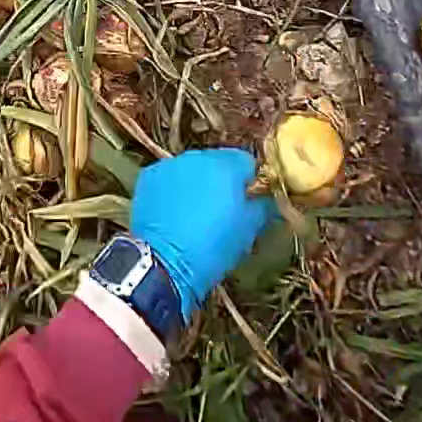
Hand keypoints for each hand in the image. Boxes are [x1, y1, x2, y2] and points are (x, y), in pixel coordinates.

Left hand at [129, 149, 274, 315]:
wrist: (162, 265)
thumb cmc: (212, 247)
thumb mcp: (248, 230)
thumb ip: (264, 206)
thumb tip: (273, 199)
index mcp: (226, 165)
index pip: (247, 162)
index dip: (250, 182)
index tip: (247, 203)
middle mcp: (198, 157)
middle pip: (218, 162)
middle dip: (222, 181)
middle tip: (222, 211)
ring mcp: (170, 164)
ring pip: (192, 169)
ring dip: (197, 183)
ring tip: (195, 214)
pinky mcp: (149, 177)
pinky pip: (169, 178)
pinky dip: (173, 190)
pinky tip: (173, 213)